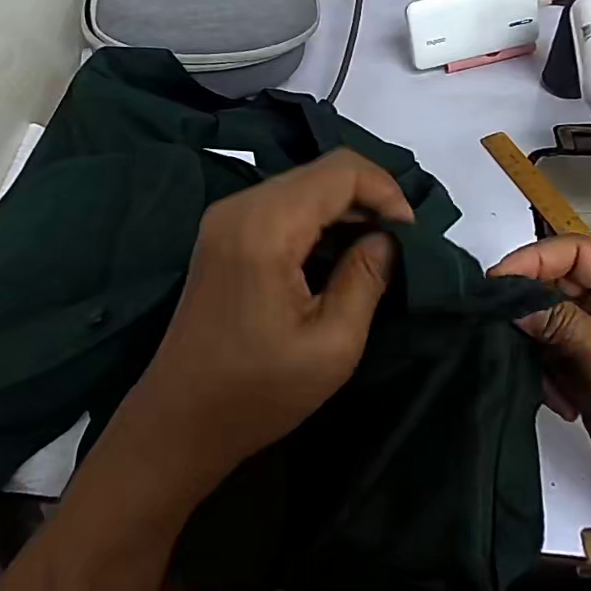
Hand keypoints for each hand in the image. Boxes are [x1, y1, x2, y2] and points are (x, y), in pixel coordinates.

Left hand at [114, 149, 412, 494]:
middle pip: (322, 170)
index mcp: (265, 228)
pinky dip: (319, 218)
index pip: (340, 171)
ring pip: (304, 183)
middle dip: (369, 197)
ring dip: (346, 207)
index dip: (386, 191)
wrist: (179, 421)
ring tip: (376, 250)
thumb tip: (389, 238)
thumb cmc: (258, 392)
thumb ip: (367, 279)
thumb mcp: (333, 345)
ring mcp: (226, 216)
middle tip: (399, 243)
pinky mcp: (224, 232)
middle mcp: (240, 207)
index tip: (410, 235)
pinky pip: (284, 203)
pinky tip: (337, 253)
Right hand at [490, 235, 590, 520]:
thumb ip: (562, 325)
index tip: (502, 277)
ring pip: (544, 320)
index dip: (535, 260)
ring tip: (548, 371)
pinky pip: (545, 354)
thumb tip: (517, 299)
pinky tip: (562, 396)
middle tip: (504, 319)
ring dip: (536, 345)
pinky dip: (543, 373)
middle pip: (556, 284)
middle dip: (531, 306)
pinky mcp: (584, 369)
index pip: (577, 253)